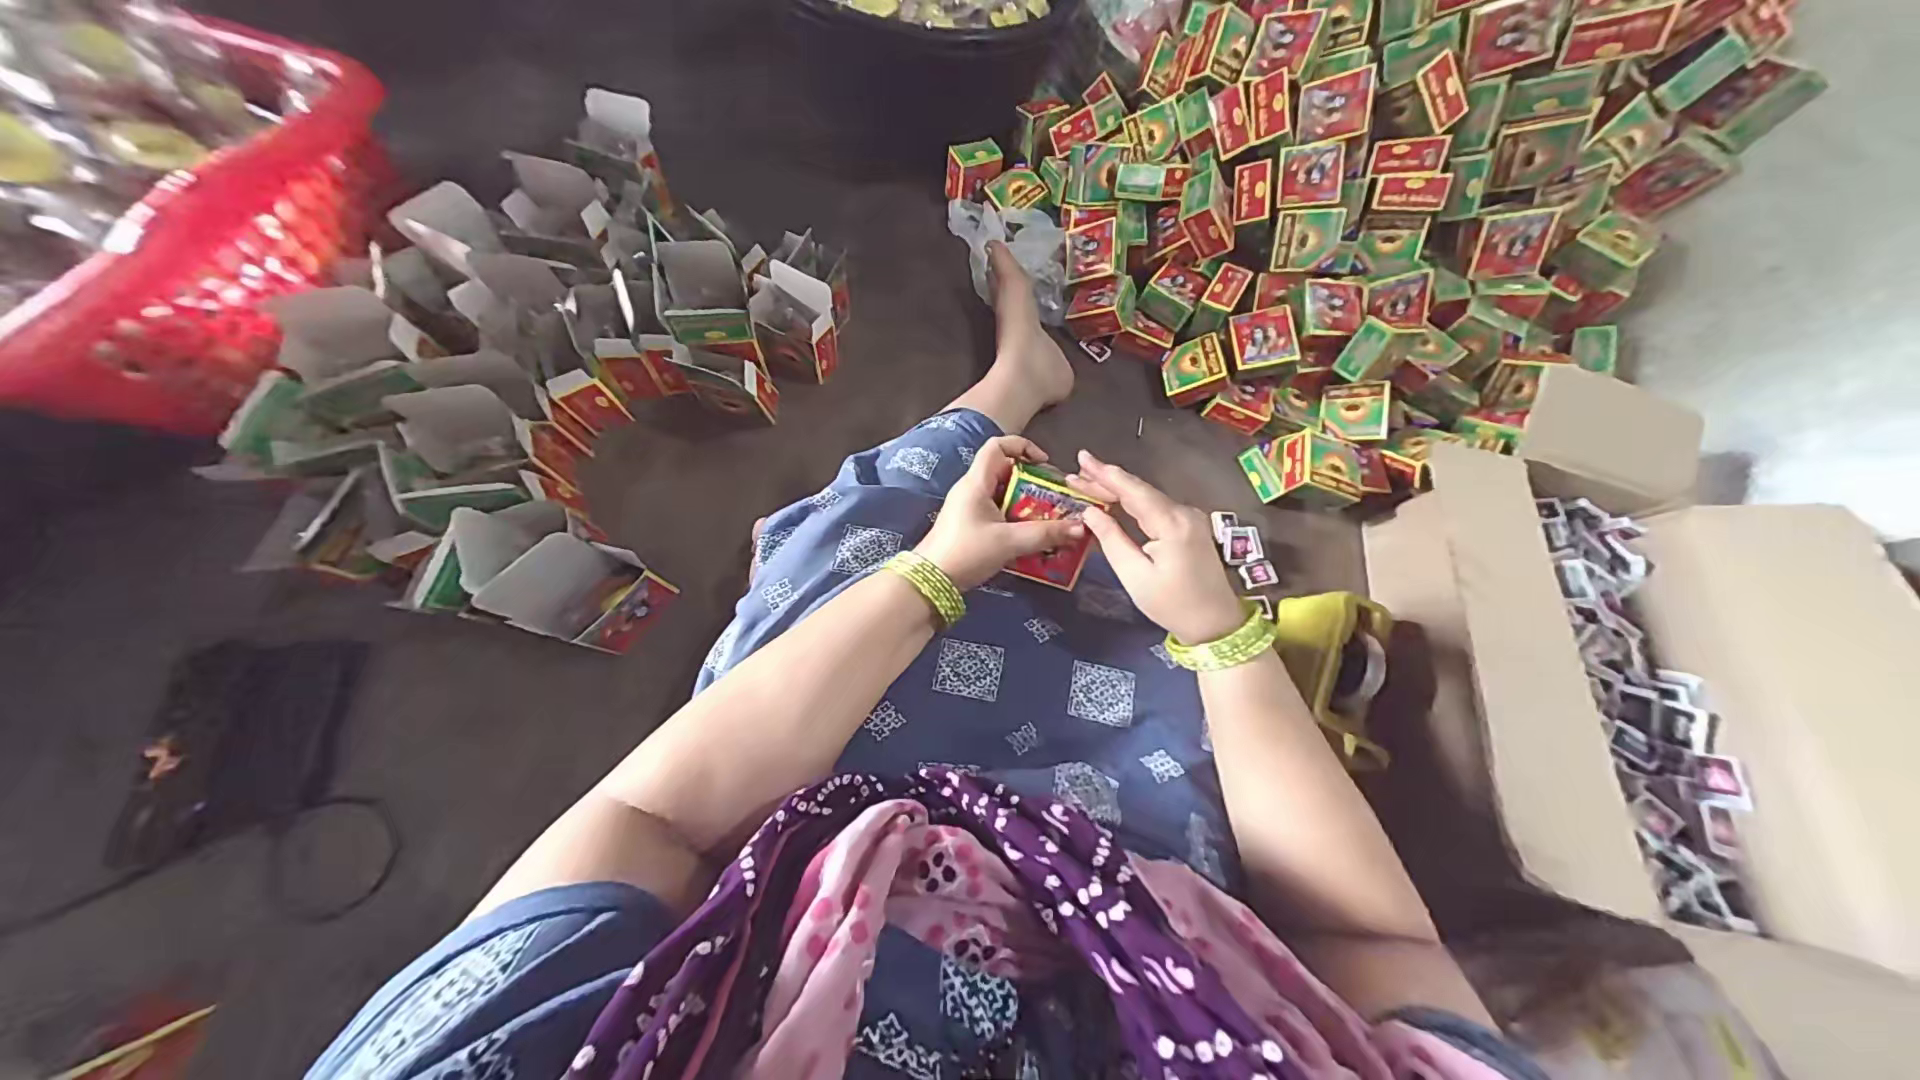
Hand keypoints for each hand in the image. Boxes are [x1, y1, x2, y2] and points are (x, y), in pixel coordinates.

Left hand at [916, 436, 1085, 590]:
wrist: (931, 582)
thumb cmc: (966, 552)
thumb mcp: (1009, 542)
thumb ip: (1045, 534)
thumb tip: (1080, 528)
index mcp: (976, 483)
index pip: (997, 446)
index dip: (1022, 447)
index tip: (1044, 463)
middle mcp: (970, 490)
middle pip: (1004, 471)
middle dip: (1032, 482)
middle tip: (1053, 497)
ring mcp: (968, 509)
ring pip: (1002, 495)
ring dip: (1026, 504)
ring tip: (1048, 518)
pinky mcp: (968, 526)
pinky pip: (997, 513)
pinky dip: (1015, 519)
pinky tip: (1030, 536)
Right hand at [1068, 450, 1246, 643]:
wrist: (1215, 624)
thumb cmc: (1172, 604)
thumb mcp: (1134, 575)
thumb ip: (1111, 539)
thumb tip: (1090, 512)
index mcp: (1171, 524)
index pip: (1133, 490)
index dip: (1105, 473)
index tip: (1082, 457)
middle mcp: (1183, 513)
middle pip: (1139, 490)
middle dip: (1106, 479)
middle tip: (1076, 470)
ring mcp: (1189, 518)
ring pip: (1146, 497)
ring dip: (1116, 490)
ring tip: (1087, 481)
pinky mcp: (1189, 527)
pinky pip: (1155, 507)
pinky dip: (1131, 502)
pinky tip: (1113, 499)